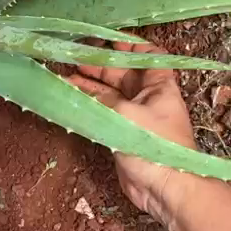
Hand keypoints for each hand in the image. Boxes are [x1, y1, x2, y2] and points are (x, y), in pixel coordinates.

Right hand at [66, 44, 210, 221]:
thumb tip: (76, 89)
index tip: (105, 41)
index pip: (147, 55)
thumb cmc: (154, 145)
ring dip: (89, 86)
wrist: (165, 188)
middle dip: (99, 66)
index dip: (128, 46)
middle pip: (123, 74)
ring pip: (109, 95)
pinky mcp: (122, 134)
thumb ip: (101, 99)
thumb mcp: (126, 114)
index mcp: (159, 85)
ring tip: (66, 77)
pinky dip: (88, 106)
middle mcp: (147, 97)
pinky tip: (70, 100)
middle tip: (74, 58)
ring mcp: (134, 117)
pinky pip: (104, 114)